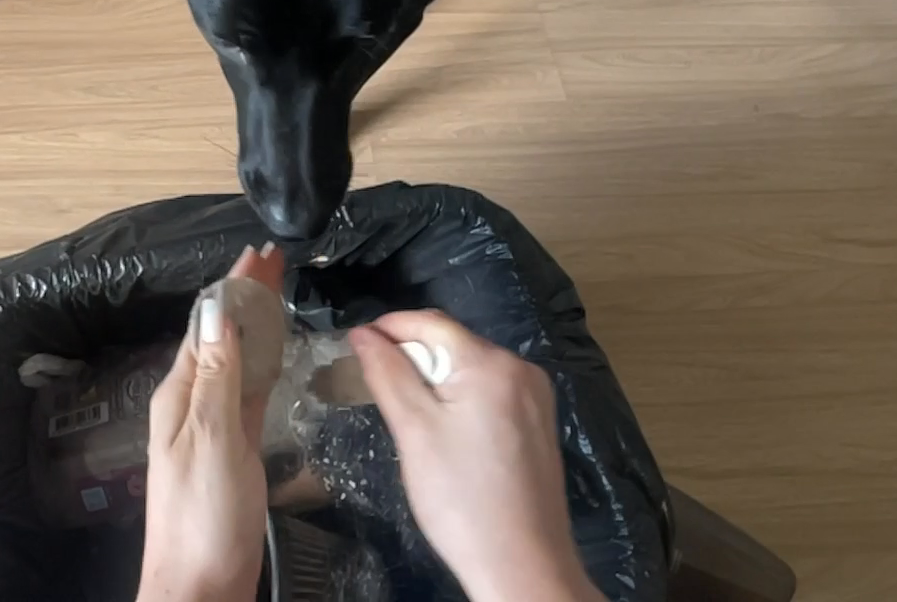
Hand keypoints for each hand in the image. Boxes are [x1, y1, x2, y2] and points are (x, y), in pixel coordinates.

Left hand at [137, 246, 286, 601]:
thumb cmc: (205, 514)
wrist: (200, 589)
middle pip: (223, 333)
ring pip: (238, 357)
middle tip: (273, 262)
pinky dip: (262, 361)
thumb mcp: (211, 438)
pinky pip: (249, 388)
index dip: (234, 286)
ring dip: (255, 322)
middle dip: (246, 296)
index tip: (258, 254)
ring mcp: (213, 422)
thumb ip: (217, 374)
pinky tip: (272, 350)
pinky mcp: (235, 446)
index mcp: (181, 390)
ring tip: (276, 292)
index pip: (209, 322)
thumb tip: (219, 309)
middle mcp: (194, 398)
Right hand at [348, 310, 603, 601]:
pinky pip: (489, 390)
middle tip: (381, 388)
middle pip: (452, 343)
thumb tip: (362, 332)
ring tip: (410, 413)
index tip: (357, 345)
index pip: (431, 323)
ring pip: (469, 367)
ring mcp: (536, 396)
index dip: (390, 327)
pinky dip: (460, 397)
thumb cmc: (461, 499)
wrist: (524, 572)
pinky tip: (447, 431)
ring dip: (435, 378)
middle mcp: (521, 369)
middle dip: (413, 357)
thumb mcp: (412, 430)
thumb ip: (386, 372)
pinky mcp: (540, 423)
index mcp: (492, 364)